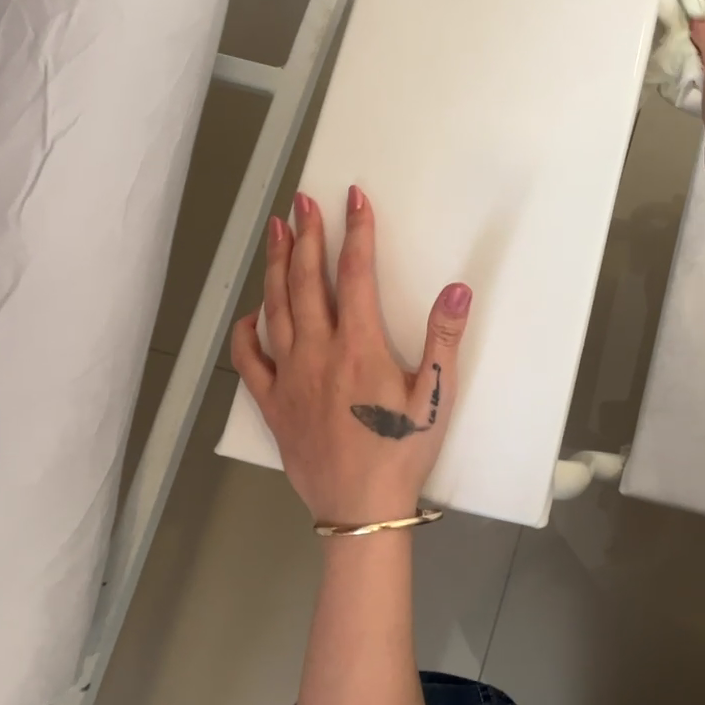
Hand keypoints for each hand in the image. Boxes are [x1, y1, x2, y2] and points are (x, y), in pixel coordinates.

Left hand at [230, 186, 472, 527]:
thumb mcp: (435, 396)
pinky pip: (250, 360)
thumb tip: (457, 290)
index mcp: (359, 347)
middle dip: (306, 236)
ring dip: (276, 267)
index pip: (356, 275)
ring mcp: (290, 377)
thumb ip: (443, 340)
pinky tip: (252, 312)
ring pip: (277, 309)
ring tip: (275, 232)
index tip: (353, 198)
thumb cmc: (401, 450)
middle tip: (302, 201)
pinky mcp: (273, 403)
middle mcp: (318, 352)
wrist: (360, 507)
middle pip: (308, 282)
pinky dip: (247, 330)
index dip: (356, 231)